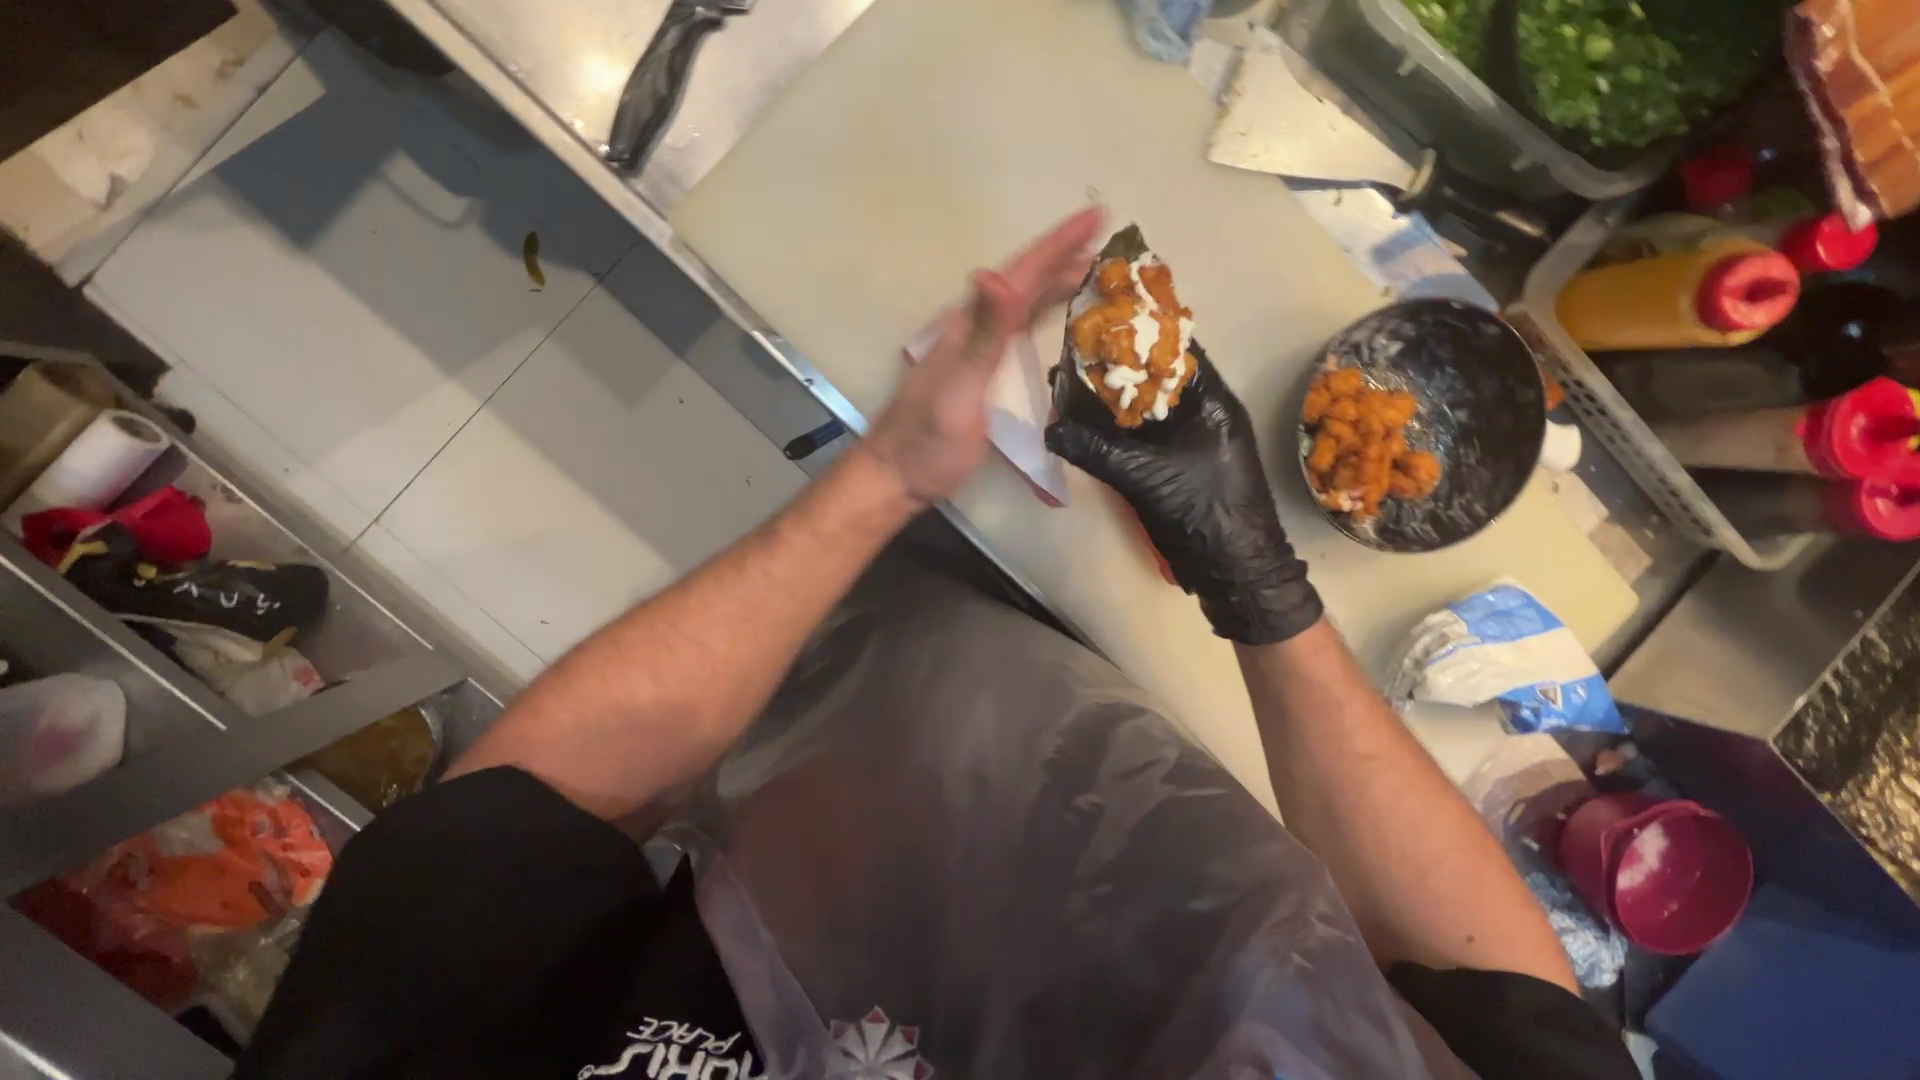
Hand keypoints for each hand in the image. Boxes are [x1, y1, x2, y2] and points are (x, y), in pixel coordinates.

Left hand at [864, 208, 1104, 504]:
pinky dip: (1045, 320)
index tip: (1098, 215)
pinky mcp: (981, 377)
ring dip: (1058, 287)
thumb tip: (995, 275)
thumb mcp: (960, 386)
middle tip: (1110, 244)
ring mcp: (976, 352)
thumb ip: (982, 334)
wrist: (898, 475)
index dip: (1060, 244)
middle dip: (1066, 260)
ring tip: (1095, 275)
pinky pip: (1020, 334)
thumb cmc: (929, 437)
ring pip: (1024, 307)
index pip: (1023, 274)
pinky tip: (1056, 325)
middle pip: (1027, 284)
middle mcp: (974, 329)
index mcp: (970, 324)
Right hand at [1045, 347, 1322, 644]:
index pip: (1176, 349)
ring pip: (1143, 409)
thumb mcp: (1146, 477)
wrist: (1233, 569)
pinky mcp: (1172, 466)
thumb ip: (1096, 449)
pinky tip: (1080, 426)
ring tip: (1066, 386)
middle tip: (1071, 355)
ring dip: (1109, 401)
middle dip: (1113, 366)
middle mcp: (1200, 414)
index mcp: (1211, 402)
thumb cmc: (1204, 512)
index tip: (1100, 319)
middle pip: (1153, 378)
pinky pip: (1139, 438)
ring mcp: (1187, 442)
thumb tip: (1050, 427)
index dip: (1140, 331)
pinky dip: (1112, 431)